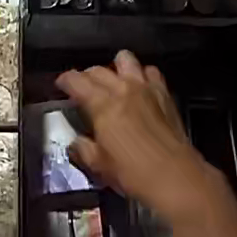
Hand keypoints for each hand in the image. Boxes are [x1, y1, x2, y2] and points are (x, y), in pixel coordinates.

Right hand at [56, 50, 228, 222]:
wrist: (176, 177)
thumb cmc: (133, 173)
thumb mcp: (99, 165)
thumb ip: (83, 149)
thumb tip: (77, 142)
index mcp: (102, 104)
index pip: (76, 80)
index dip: (65, 80)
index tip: (61, 85)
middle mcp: (122, 88)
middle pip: (98, 69)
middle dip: (86, 76)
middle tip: (83, 91)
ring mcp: (146, 87)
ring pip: (125, 59)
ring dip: (115, 68)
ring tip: (112, 83)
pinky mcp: (164, 93)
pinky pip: (150, 71)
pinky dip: (141, 75)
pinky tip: (139, 89)